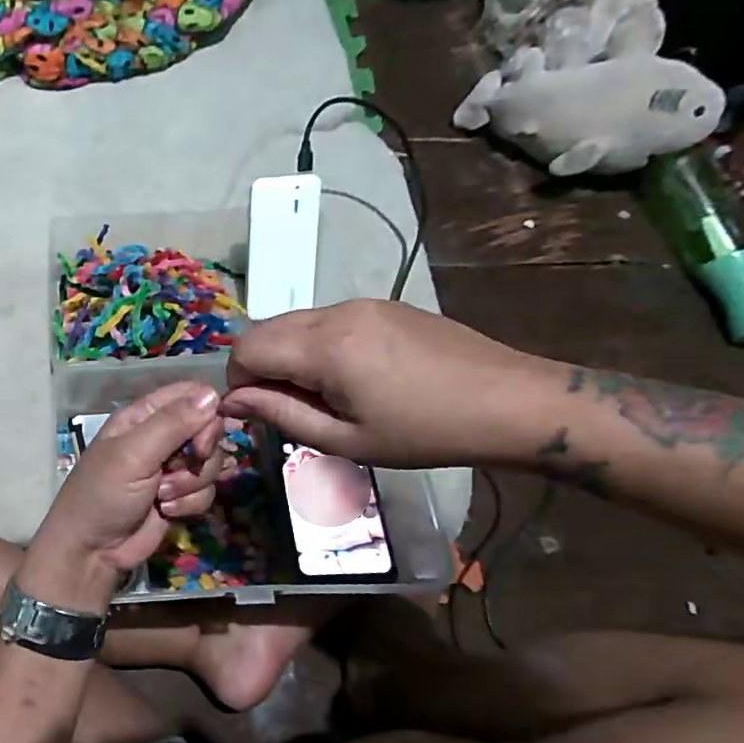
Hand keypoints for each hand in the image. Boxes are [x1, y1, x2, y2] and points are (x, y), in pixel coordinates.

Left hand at [20, 383, 225, 611]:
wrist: (92, 550)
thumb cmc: (103, 494)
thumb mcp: (134, 454)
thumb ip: (172, 424)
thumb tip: (213, 395)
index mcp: (143, 416)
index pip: (192, 395)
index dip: (207, 413)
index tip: (203, 440)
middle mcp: (160, 436)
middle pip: (209, 429)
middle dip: (201, 454)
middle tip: (177, 470)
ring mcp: (171, 468)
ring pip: (211, 463)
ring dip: (191, 483)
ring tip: (161, 496)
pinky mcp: (179, 496)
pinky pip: (206, 491)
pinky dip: (189, 503)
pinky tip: (165, 512)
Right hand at [222, 300, 562, 467]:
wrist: (511, 402)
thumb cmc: (425, 433)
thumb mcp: (346, 439)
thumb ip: (280, 415)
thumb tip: (232, 402)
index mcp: (325, 347)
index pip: (246, 349)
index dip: (236, 382)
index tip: (255, 414)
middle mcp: (336, 312)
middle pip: (264, 330)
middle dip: (256, 368)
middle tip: (281, 408)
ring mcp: (361, 304)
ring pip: (291, 322)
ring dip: (284, 356)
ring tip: (316, 395)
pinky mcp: (381, 305)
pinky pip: (322, 320)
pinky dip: (311, 346)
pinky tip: (343, 377)